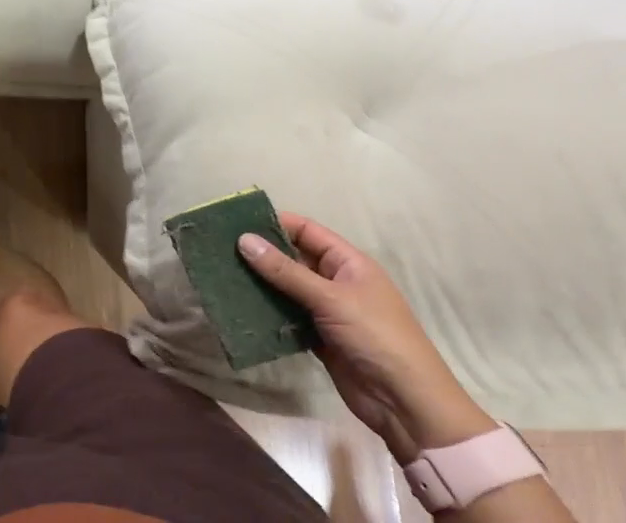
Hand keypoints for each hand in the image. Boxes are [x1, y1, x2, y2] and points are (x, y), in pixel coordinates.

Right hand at [239, 212, 494, 460]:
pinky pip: (286, 315)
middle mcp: (336, 281)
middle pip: (293, 258)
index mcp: (349, 263)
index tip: (235, 222)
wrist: (405, 403)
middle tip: (219, 249)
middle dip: (261, 253)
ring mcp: (327, 310)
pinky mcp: (317, 336)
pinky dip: (266, 311)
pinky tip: (239, 308)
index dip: (275, 223)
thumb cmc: (376, 338)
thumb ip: (285, 272)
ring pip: (286, 288)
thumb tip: (244, 240)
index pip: (307, 231)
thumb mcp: (331, 299)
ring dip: (259, 283)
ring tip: (221, 275)